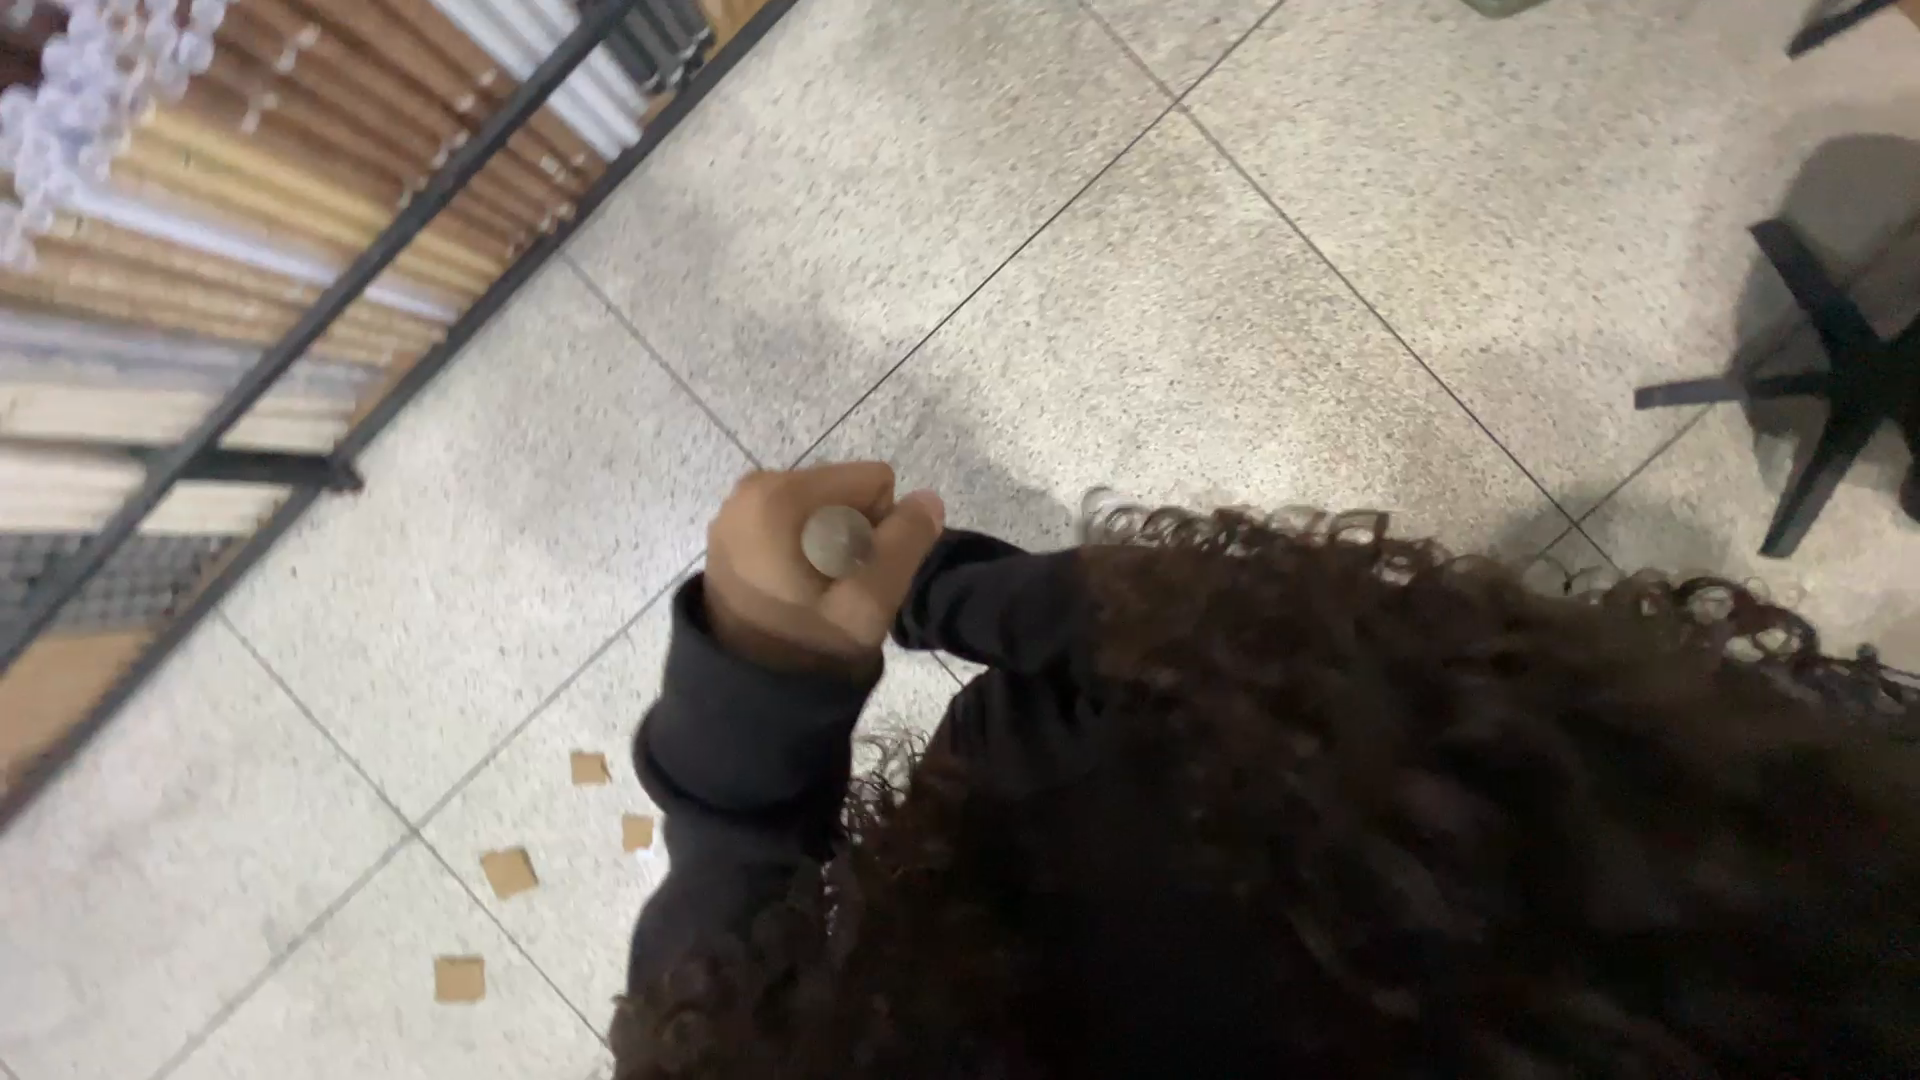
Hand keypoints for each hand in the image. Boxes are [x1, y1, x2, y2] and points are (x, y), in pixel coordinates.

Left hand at [704, 462, 945, 677]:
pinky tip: (794, 584)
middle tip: (837, 585)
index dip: (882, 529)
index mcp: (781, 494)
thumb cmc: (809, 643)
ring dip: (832, 541)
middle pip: (845, 489)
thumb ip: (906, 543)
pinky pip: (795, 519)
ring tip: (816, 588)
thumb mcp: (871, 602)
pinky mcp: (733, 526)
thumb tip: (928, 499)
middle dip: (855, 533)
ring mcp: (738, 506)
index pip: (874, 482)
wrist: (746, 689)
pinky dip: (804, 546)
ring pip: (824, 505)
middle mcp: (753, 486)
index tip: (858, 573)